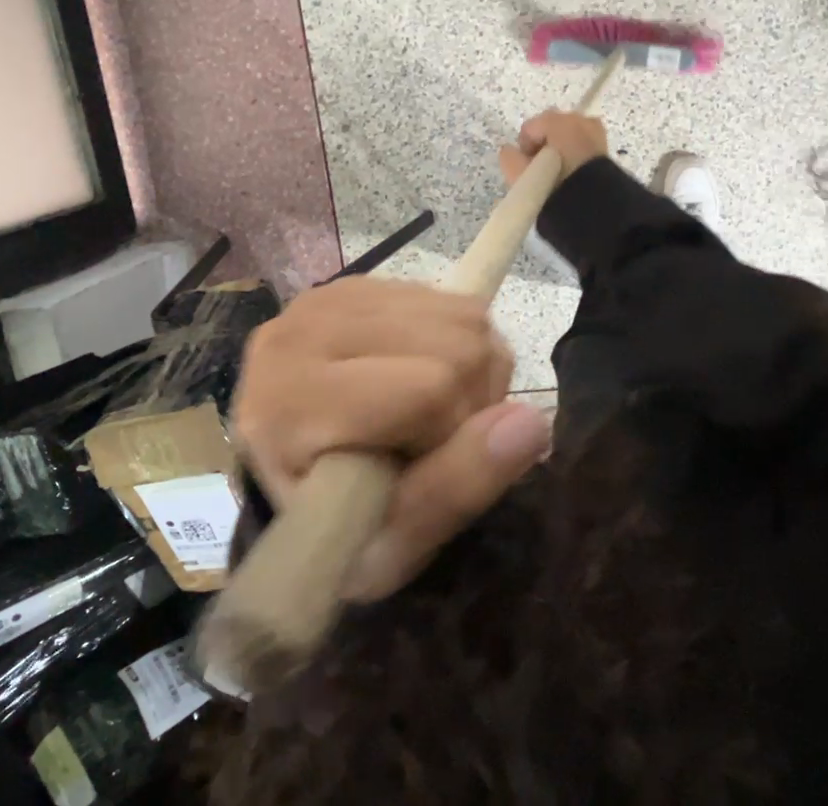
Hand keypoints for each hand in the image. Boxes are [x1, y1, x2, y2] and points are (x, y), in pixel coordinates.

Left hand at [231, 277, 551, 601]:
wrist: (299, 481)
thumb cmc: (339, 529)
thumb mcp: (391, 543)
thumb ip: (457, 487)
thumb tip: (533, 422)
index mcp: (293, 401)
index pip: (431, 385)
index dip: (452, 433)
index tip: (418, 469)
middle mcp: (304, 331)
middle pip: (457, 342)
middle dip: (472, 401)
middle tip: (433, 444)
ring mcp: (330, 298)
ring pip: (465, 316)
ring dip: (475, 372)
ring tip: (432, 415)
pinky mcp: (358, 283)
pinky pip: (455, 302)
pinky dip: (463, 346)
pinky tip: (426, 379)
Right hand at [498, 109, 607, 186]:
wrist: (594, 206)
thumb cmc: (554, 185)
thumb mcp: (521, 174)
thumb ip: (509, 158)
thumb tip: (509, 151)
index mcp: (557, 121)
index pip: (530, 129)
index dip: (525, 149)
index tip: (527, 169)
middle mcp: (578, 120)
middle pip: (551, 129)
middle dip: (544, 147)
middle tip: (542, 172)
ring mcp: (595, 132)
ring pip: (568, 137)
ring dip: (561, 151)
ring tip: (558, 176)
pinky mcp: (606, 147)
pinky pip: (583, 146)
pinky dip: (576, 156)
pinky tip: (574, 176)